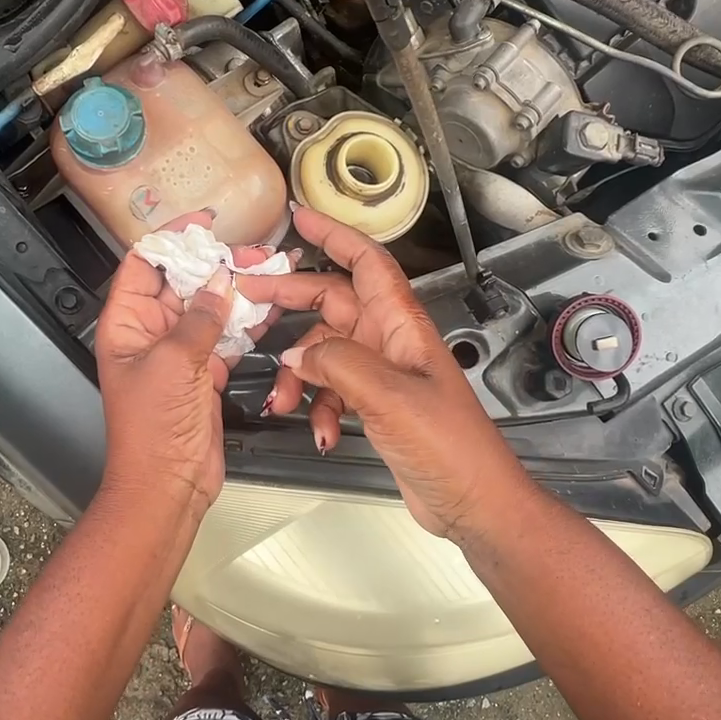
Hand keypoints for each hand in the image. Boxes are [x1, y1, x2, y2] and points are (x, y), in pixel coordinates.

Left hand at [95, 211, 278, 512]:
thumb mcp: (173, 363)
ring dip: (238, 289)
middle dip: (216, 263)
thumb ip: (200, 318)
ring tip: (270, 270)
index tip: (204, 221)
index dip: (172, 238)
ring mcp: (180, 351)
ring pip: (210, 307)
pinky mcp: (205, 371)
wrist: (168, 486)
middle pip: (183, 281)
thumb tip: (219, 282)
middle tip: (252, 251)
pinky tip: (271, 306)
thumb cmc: (151, 431)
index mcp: (126, 323)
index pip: (144, 263)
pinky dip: (248, 321)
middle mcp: (151, 332)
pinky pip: (227, 335)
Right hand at [234, 207, 530, 537]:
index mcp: (401, 324)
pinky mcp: (373, 404)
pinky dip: (317, 407)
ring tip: (283, 402)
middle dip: (289, 299)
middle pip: (331, 303)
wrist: (472, 502)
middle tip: (248, 297)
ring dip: (297, 376)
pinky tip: (320, 432)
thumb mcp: (389, 396)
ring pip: (322, 354)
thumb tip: (295, 356)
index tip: (299, 217)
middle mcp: (389, 340)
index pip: (367, 263)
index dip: (334, 235)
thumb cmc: (450, 446)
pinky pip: (330, 390)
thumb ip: (338, 365)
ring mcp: (380, 373)